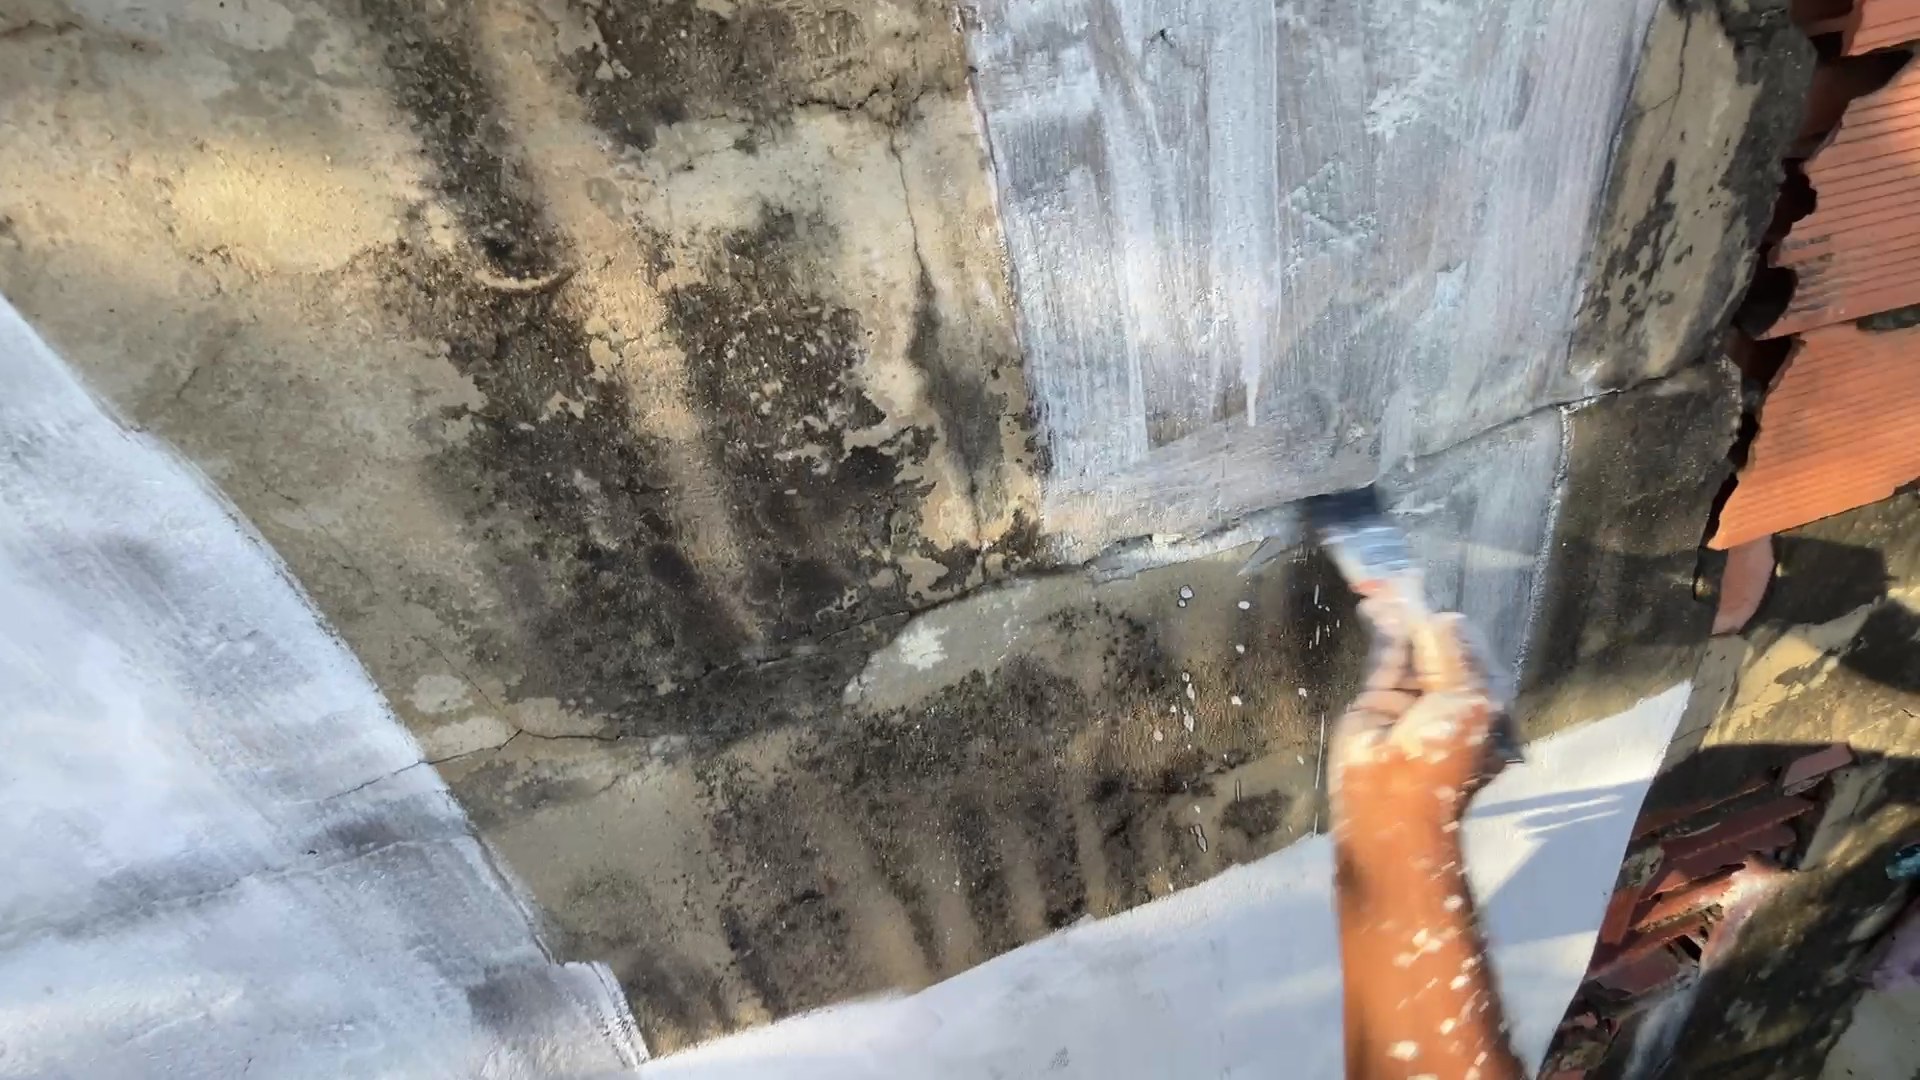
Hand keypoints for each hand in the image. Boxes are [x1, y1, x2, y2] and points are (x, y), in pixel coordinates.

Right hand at [1330, 601, 1505, 849]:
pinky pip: (1382, 657)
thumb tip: (1438, 615)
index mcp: (1483, 702)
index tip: (1431, 595)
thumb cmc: (1443, 754)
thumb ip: (1450, 655)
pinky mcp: (1376, 696)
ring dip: (1398, 617)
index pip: (1470, 650)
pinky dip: (1380, 631)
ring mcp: (1411, 696)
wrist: (1388, 798)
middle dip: (1422, 615)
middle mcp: (1449, 695)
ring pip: (1407, 646)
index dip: (1450, 622)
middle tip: (1402, 582)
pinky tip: (1375, 607)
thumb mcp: (1465, 701)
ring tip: (1382, 585)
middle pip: (1436, 644)